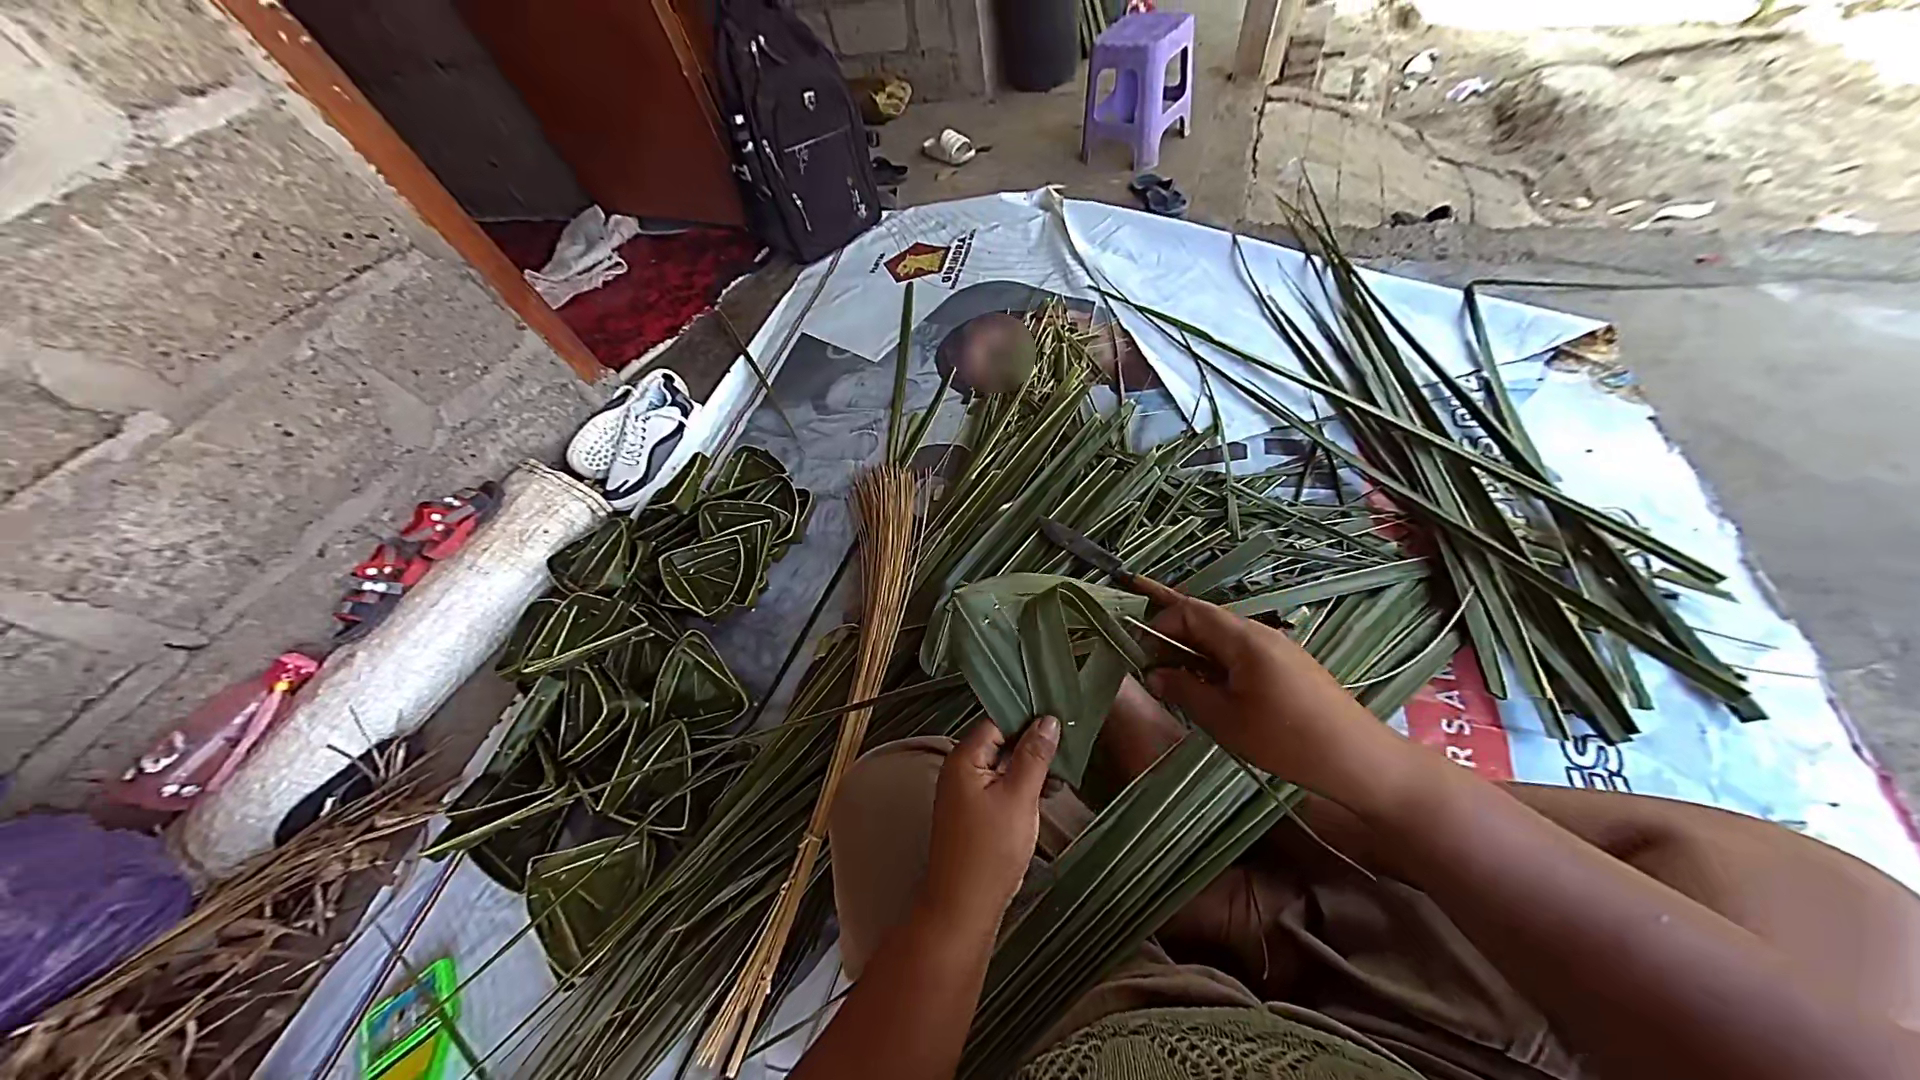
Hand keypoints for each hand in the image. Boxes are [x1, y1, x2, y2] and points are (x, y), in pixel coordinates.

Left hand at [919, 717, 1059, 930]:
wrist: (963, 907)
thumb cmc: (989, 852)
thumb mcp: (1019, 797)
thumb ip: (1034, 756)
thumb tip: (1047, 721)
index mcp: (963, 757)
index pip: (997, 720)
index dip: (1027, 718)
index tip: (1057, 719)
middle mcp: (958, 769)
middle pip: (999, 741)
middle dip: (1031, 745)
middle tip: (1064, 751)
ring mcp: (963, 791)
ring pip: (1001, 764)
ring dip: (1029, 767)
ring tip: (1057, 778)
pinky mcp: (971, 811)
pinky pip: (998, 785)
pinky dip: (1019, 786)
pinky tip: (1041, 796)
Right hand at [1132, 577, 1409, 806]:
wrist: (1359, 761)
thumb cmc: (1285, 739)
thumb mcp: (1223, 718)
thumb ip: (1183, 689)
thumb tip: (1152, 674)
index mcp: (1243, 638)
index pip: (1189, 611)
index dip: (1159, 625)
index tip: (1142, 654)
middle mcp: (1260, 633)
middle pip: (1206, 621)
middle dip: (1174, 639)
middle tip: (1155, 670)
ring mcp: (1278, 648)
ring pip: (1223, 639)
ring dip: (1195, 654)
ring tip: (1180, 685)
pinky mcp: (1288, 666)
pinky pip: (1242, 653)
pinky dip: (1218, 665)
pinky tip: (1213, 693)